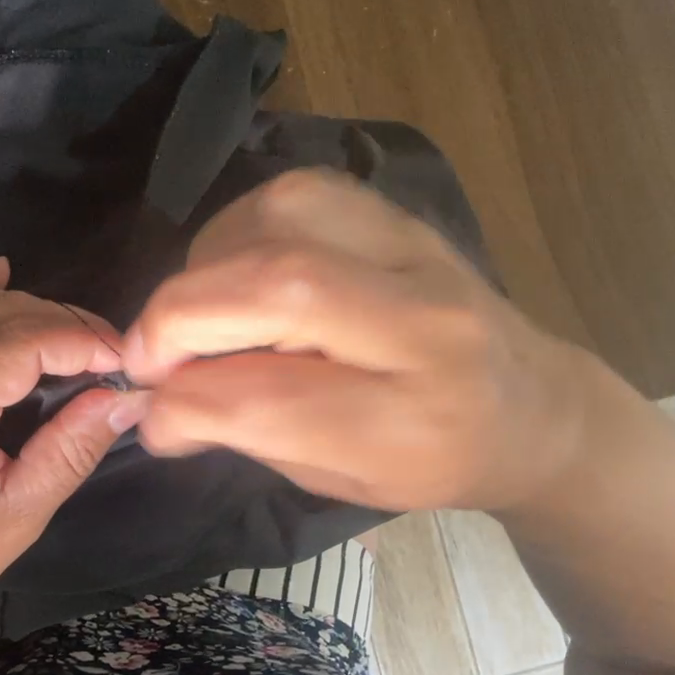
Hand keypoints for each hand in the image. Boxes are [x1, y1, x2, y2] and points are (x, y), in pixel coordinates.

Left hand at [0, 259, 151, 640]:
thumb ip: (72, 446)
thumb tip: (126, 397)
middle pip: (2, 315)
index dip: (84, 341)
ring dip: (34, 320)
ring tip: (82, 348)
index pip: (24, 341)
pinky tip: (5, 272)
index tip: (129, 362)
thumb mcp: (19, 513)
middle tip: (113, 360)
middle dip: (65, 327)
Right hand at [121, 169, 592, 512]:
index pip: (264, 400)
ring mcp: (417, 253)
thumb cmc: (423, 463)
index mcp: (408, 424)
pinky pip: (290, 195)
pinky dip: (234, 235)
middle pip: (279, 288)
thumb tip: (153, 407)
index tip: (149, 415)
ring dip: (204, 270)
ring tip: (196, 317)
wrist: (529, 408)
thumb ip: (244, 435)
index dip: (178, 404)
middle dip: (177, 320)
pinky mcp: (395, 213)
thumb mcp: (334, 479)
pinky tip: (231, 275)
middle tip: (146, 358)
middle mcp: (424, 327)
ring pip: (280, 221)